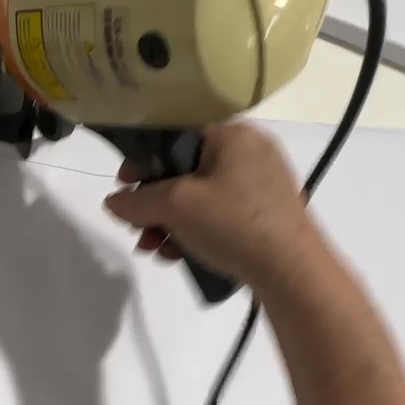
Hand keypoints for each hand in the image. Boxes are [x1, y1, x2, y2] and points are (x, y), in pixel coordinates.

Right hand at [104, 122, 327, 290]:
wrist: (290, 269)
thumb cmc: (232, 223)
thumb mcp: (175, 206)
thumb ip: (136, 200)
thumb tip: (114, 201)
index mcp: (232, 136)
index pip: (173, 139)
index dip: (142, 162)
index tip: (122, 188)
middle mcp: (248, 152)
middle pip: (181, 173)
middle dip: (152, 205)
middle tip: (138, 230)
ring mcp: (258, 184)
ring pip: (195, 198)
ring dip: (167, 224)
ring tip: (156, 249)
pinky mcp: (261, 213)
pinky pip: (214, 214)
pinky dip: (191, 231)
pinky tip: (179, 254)